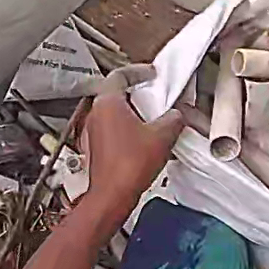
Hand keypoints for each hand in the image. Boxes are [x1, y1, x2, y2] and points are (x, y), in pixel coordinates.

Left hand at [80, 65, 183, 223]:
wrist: (112, 196)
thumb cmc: (130, 165)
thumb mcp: (162, 136)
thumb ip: (173, 119)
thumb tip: (177, 115)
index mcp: (107, 103)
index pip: (121, 75)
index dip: (139, 71)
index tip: (152, 73)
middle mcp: (95, 114)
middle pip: (117, 94)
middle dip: (138, 94)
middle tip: (156, 97)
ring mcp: (91, 132)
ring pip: (114, 113)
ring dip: (133, 114)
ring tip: (154, 120)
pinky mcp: (94, 148)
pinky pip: (112, 130)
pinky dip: (127, 130)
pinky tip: (143, 141)